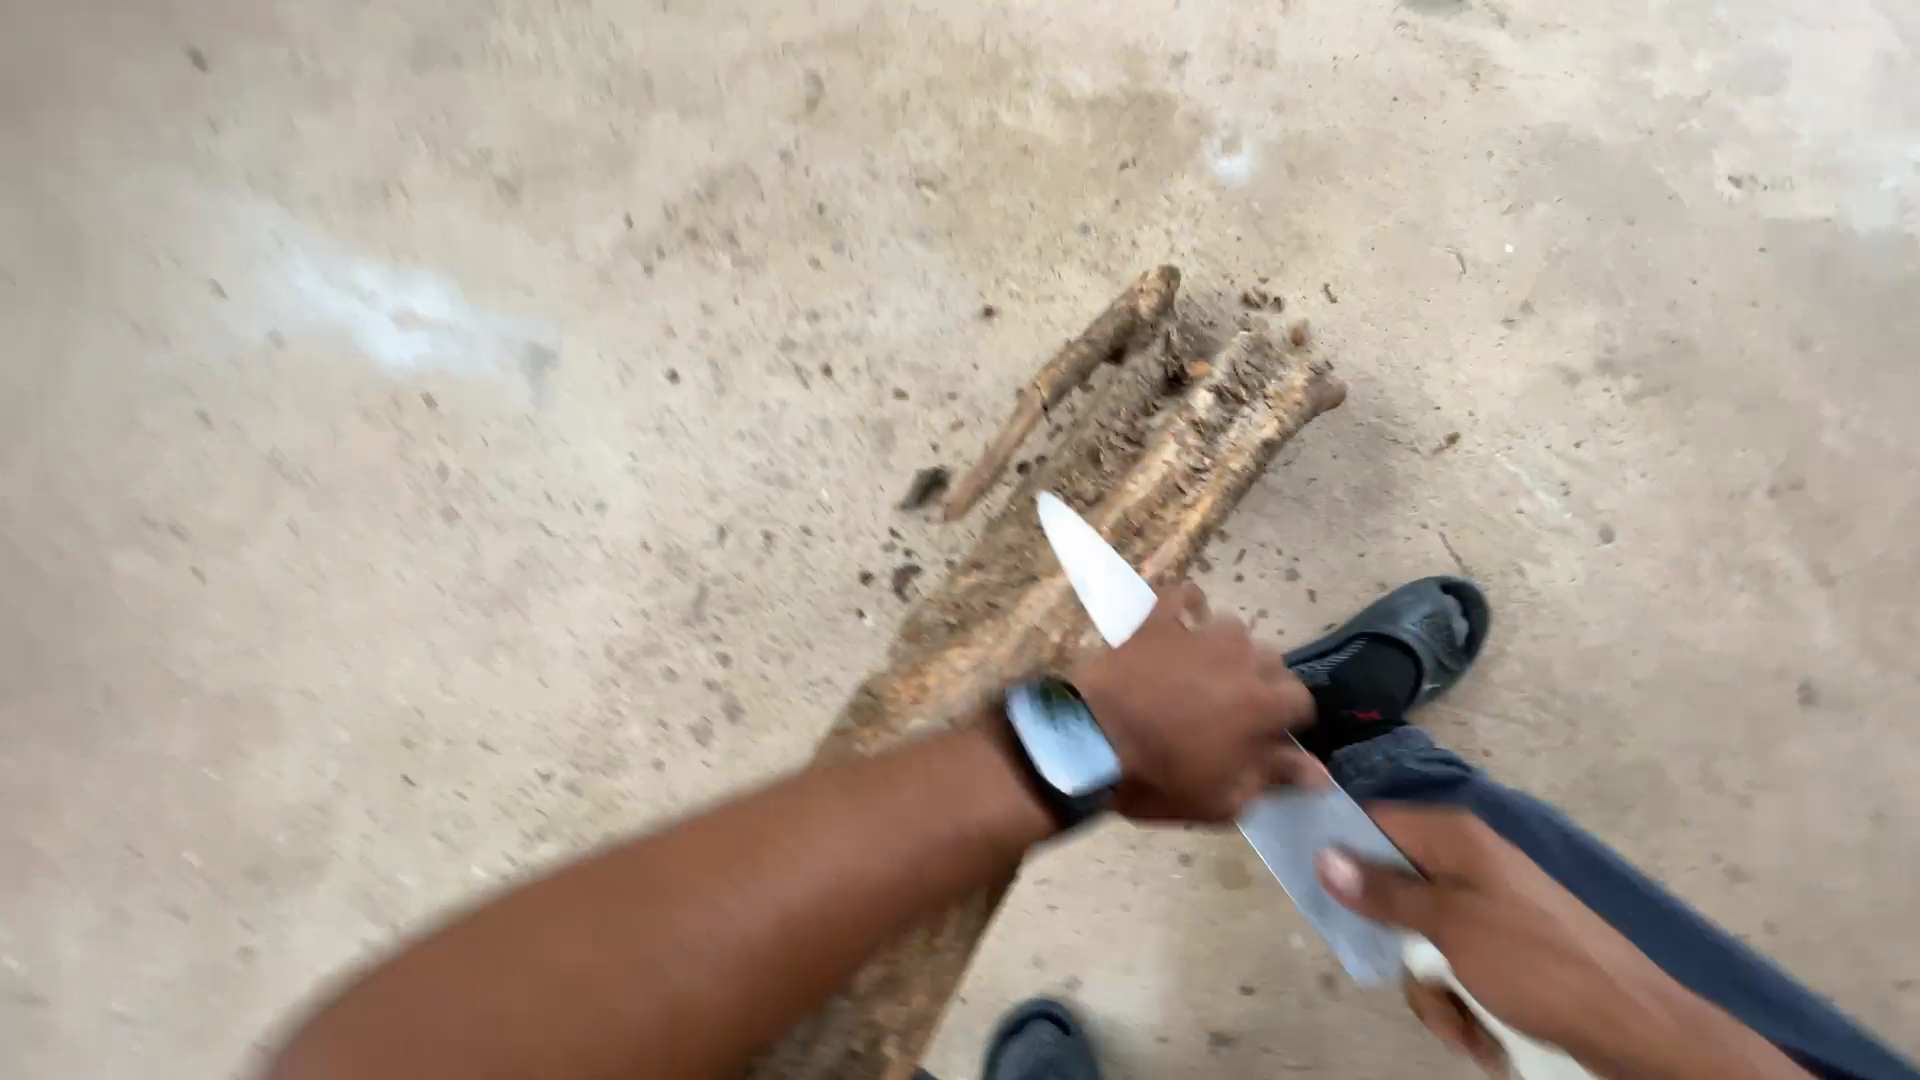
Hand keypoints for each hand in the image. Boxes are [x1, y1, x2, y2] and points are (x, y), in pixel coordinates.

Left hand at [1069, 580, 1320, 823]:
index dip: (1286, 720)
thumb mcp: (1222, 799)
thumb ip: (1273, 778)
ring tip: (1205, 672)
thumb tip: (1318, 771)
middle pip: (1271, 662)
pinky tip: (1185, 622)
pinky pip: (1184, 595)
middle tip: (1232, 709)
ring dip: (1228, 650)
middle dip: (1261, 684)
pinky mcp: (1157, 621)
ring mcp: (1196, 634)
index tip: (1265, 736)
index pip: (1301, 700)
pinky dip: (1190, 605)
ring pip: (1233, 630)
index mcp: (1262, 704)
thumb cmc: (1158, 778)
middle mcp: (1239, 659)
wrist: (1090, 743)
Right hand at [1316, 806, 1779, 1079]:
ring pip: (1418, 940)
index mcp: (1453, 838)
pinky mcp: (1502, 952)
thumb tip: (1322, 856)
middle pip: (1390, 890)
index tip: (1317, 886)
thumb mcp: (1450, 925)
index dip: (1340, 848)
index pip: (1373, 821)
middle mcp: (1464, 865)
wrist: (1642, 1035)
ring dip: (1433, 992)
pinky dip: (1462, 1006)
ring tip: (1464, 1028)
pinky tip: (1483, 1036)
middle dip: (1396, 948)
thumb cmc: (1538, 964)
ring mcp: (1484, 910)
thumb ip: (1383, 892)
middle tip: (1407, 976)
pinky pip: (1453, 968)